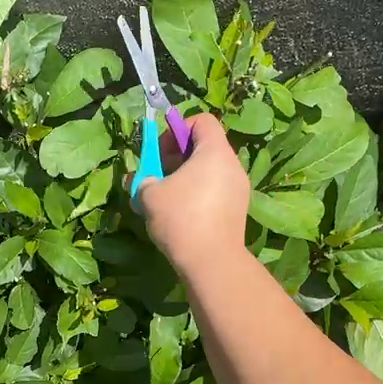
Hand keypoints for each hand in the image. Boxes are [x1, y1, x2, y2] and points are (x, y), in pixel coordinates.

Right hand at [134, 113, 250, 272]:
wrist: (212, 263)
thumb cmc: (181, 219)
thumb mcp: (150, 195)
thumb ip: (144, 180)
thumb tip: (144, 183)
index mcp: (215, 151)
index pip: (202, 121)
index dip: (178, 129)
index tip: (161, 151)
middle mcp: (232, 166)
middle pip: (205, 149)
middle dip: (178, 159)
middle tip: (159, 177)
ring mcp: (239, 190)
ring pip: (208, 174)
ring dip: (186, 181)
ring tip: (166, 202)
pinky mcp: (237, 213)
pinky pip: (215, 195)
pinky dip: (198, 199)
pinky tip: (181, 219)